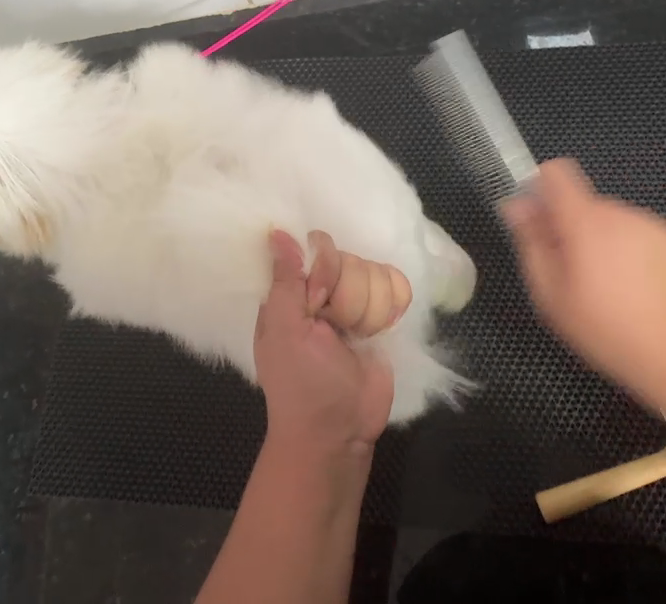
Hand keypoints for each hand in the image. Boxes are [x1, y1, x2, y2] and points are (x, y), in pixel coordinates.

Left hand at [256, 231, 394, 456]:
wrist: (339, 432)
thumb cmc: (302, 383)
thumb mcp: (285, 330)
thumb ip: (285, 280)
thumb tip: (275, 231)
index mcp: (291, 294)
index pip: (313, 250)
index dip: (321, 268)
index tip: (318, 297)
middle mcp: (321, 294)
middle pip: (346, 260)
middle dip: (345, 294)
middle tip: (334, 327)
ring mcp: (351, 306)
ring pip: (370, 273)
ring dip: (366, 308)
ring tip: (356, 337)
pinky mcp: (378, 320)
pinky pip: (390, 290)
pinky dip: (386, 309)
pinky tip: (376, 331)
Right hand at [501, 159, 665, 408]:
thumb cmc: (611, 331)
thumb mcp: (552, 297)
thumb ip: (531, 243)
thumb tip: (517, 206)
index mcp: (586, 221)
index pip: (556, 174)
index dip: (539, 190)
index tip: (538, 225)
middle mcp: (621, 213)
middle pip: (582, 203)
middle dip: (570, 230)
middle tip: (571, 277)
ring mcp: (653, 226)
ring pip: (609, 222)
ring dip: (599, 244)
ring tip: (608, 291)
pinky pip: (636, 236)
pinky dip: (627, 255)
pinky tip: (636, 294)